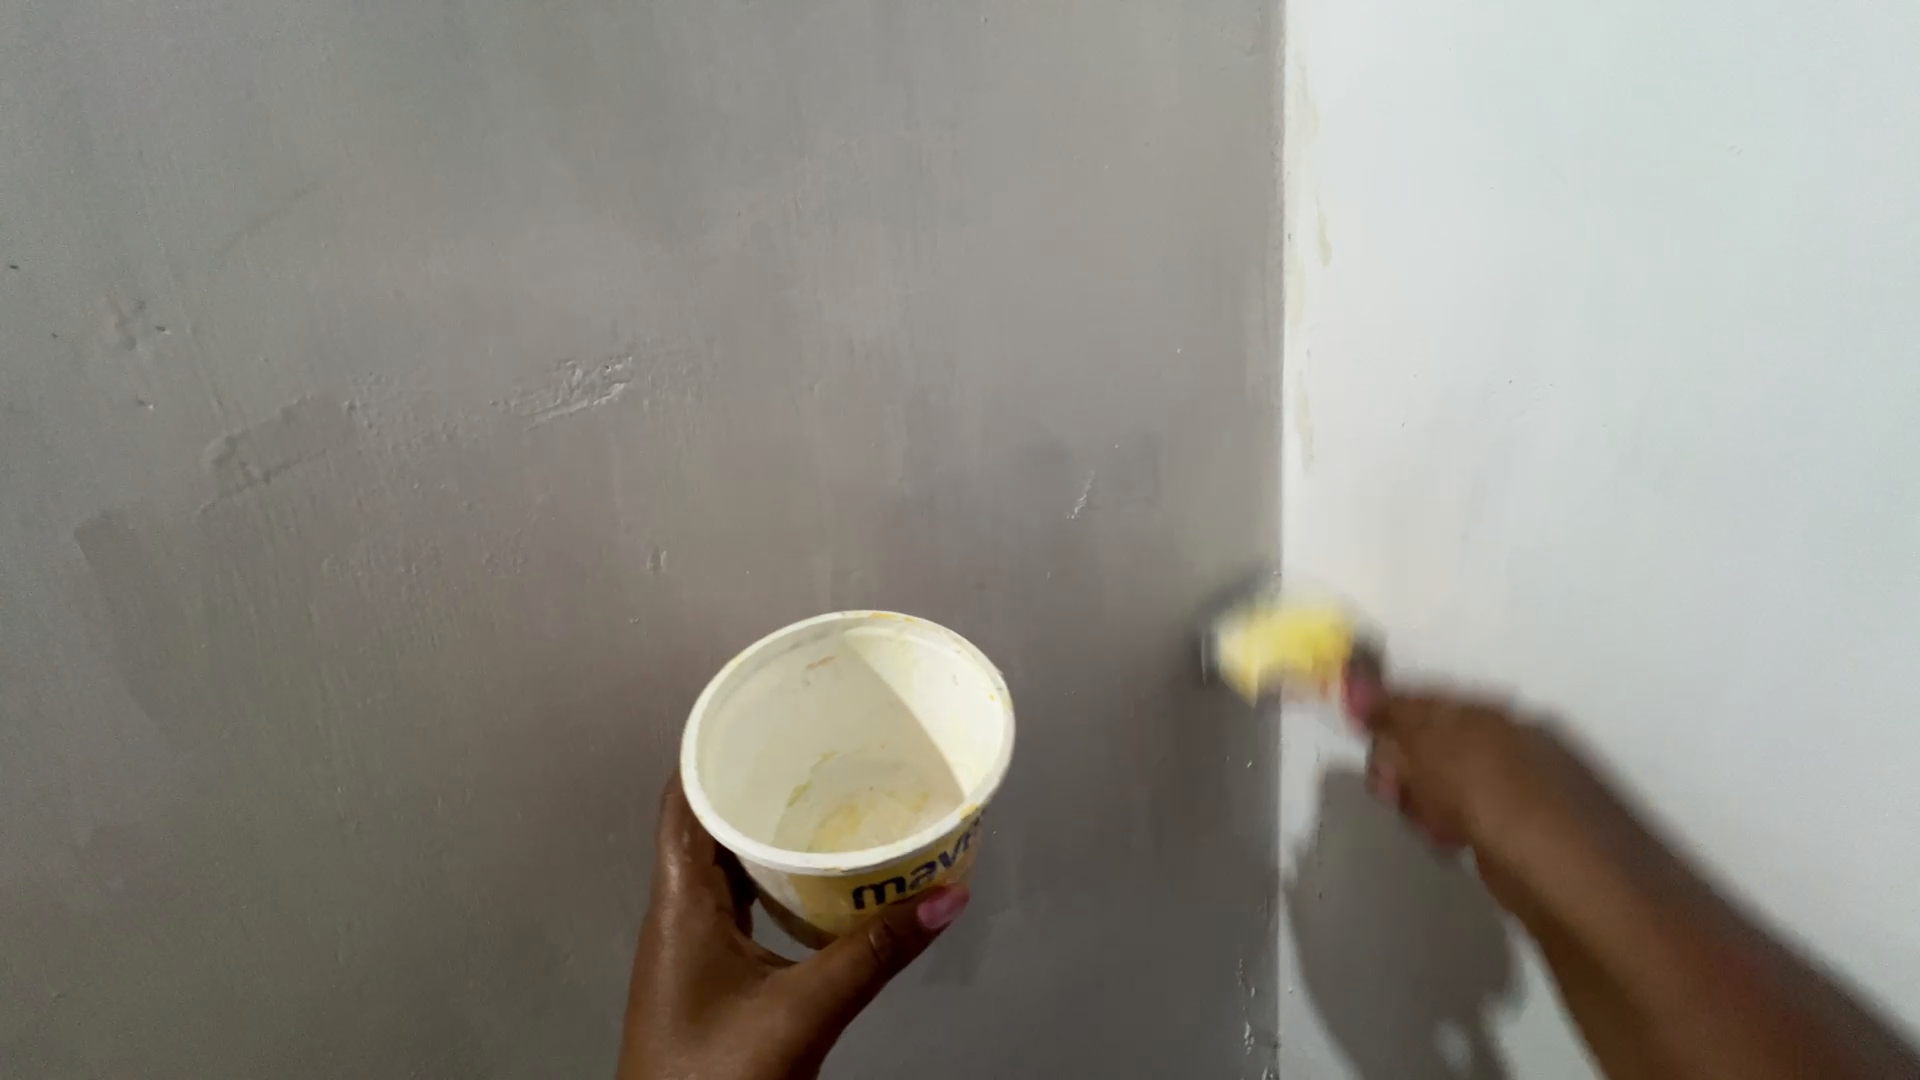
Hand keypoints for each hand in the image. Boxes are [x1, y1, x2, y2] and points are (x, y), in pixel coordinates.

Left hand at [617, 777, 968, 1079]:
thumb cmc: (715, 1079)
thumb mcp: (802, 1012)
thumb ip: (876, 953)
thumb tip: (951, 894)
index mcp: (679, 901)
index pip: (682, 798)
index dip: (712, 749)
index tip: (764, 713)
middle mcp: (678, 910)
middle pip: (706, 821)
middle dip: (753, 778)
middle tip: (813, 744)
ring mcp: (693, 942)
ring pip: (725, 859)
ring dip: (764, 825)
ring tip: (822, 790)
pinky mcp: (713, 970)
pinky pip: (742, 896)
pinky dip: (774, 872)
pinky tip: (817, 871)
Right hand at [1342, 672, 1640, 912]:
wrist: (1574, 881)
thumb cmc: (1494, 800)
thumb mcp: (1430, 745)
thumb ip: (1391, 714)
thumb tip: (1358, 687)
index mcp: (1487, 712)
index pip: (1418, 698)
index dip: (1381, 713)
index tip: (1357, 736)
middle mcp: (1506, 740)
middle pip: (1426, 740)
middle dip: (1399, 763)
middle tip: (1390, 792)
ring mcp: (1518, 787)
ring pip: (1441, 781)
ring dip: (1420, 799)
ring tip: (1426, 825)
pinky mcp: (1524, 830)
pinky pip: (1464, 814)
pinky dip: (1448, 825)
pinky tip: (1450, 843)